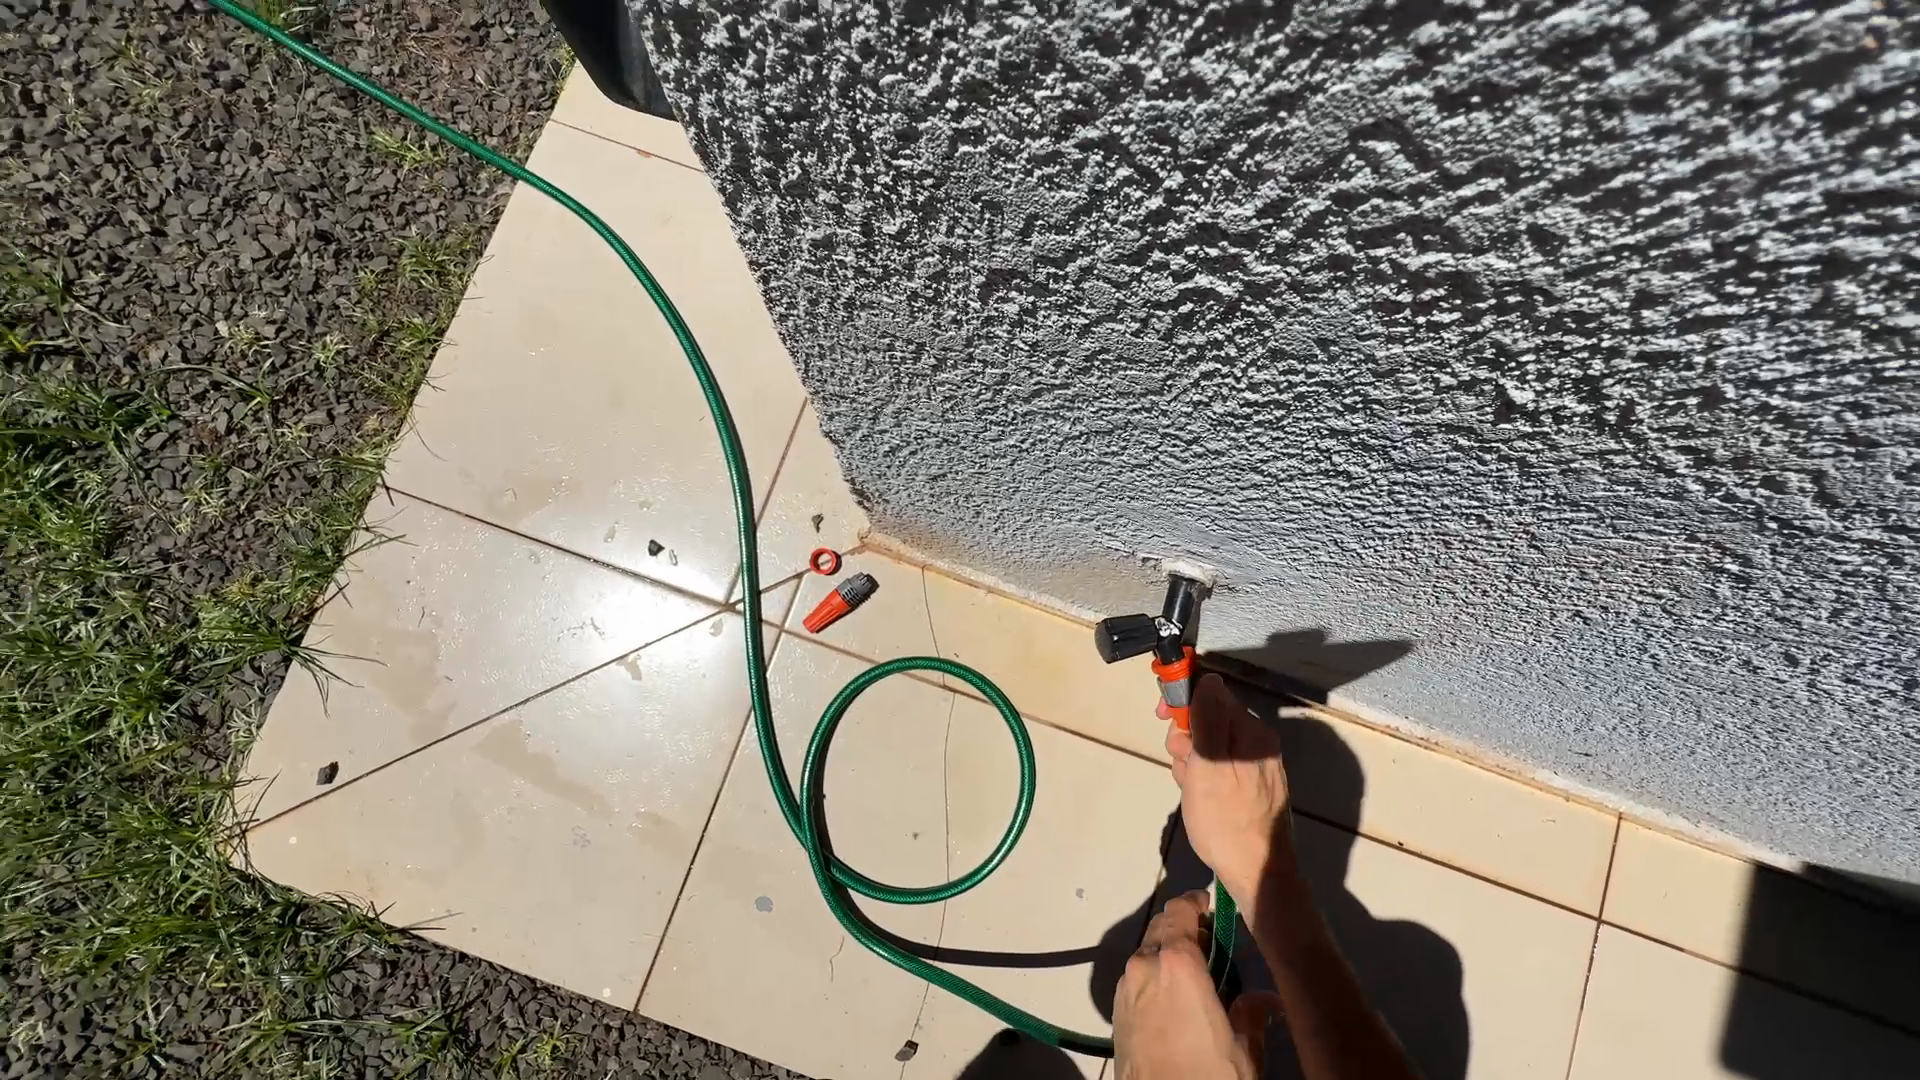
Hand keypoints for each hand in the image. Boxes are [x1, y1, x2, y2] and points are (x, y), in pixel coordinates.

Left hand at [1114, 890, 1280, 1079]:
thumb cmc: (1207, 1077)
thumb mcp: (1243, 1051)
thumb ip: (1252, 1014)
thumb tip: (1268, 999)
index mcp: (1177, 962)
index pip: (1181, 909)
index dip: (1198, 903)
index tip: (1214, 908)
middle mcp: (1145, 963)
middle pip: (1163, 926)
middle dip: (1185, 928)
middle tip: (1212, 945)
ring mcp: (1125, 984)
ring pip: (1148, 951)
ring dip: (1168, 951)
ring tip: (1195, 976)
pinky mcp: (1115, 1007)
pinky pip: (1137, 975)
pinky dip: (1154, 974)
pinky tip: (1173, 999)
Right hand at [1164, 674, 1296, 904]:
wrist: (1257, 872)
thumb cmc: (1225, 818)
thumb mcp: (1208, 764)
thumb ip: (1208, 718)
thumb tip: (1208, 678)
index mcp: (1250, 731)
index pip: (1210, 693)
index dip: (1182, 699)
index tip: (1161, 716)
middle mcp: (1258, 741)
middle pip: (1208, 718)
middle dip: (1185, 737)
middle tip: (1183, 765)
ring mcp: (1256, 764)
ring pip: (1209, 744)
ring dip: (1191, 760)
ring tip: (1190, 787)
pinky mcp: (1253, 785)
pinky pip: (1219, 765)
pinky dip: (1204, 775)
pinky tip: (1200, 796)